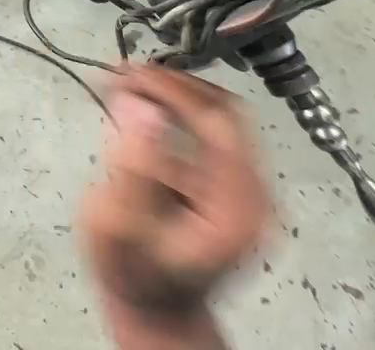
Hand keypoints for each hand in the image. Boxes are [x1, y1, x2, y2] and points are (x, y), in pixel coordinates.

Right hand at [81, 67, 269, 320]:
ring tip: (128, 84)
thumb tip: (141, 105)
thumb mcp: (120, 220)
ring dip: (173, 94)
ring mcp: (245, 189)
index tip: (130, 72)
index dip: (173, 88)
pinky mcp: (228, 184)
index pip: (218, 121)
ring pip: (219, 117)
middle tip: (127, 73)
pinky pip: (210, 133)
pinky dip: (175, 111)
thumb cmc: (132, 267)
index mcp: (236, 205)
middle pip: (225, 113)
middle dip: (174, 85)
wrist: (153, 302)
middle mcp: (254, 194)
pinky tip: (142, 107)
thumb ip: (133, 164)